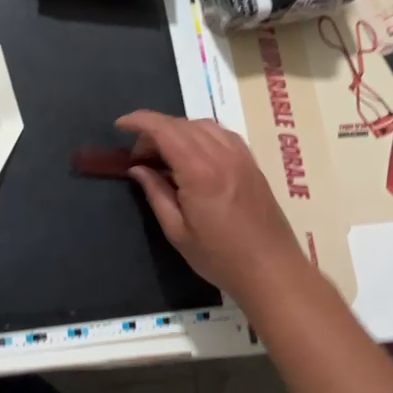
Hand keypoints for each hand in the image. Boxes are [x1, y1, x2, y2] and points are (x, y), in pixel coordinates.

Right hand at [117, 110, 300, 295]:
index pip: (164, 129)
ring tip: (164, 154)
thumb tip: (137, 168)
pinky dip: (200, 133)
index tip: (120, 126)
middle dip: (153, 131)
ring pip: (201, 124)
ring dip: (177, 130)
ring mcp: (240, 156)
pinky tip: (193, 153)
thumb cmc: (221, 257)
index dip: (139, 122)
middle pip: (180, 124)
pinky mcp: (251, 162)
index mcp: (199, 171)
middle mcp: (221, 154)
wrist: (273, 270)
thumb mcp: (177, 231)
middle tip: (140, 157)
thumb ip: (155, 193)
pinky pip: (221, 133)